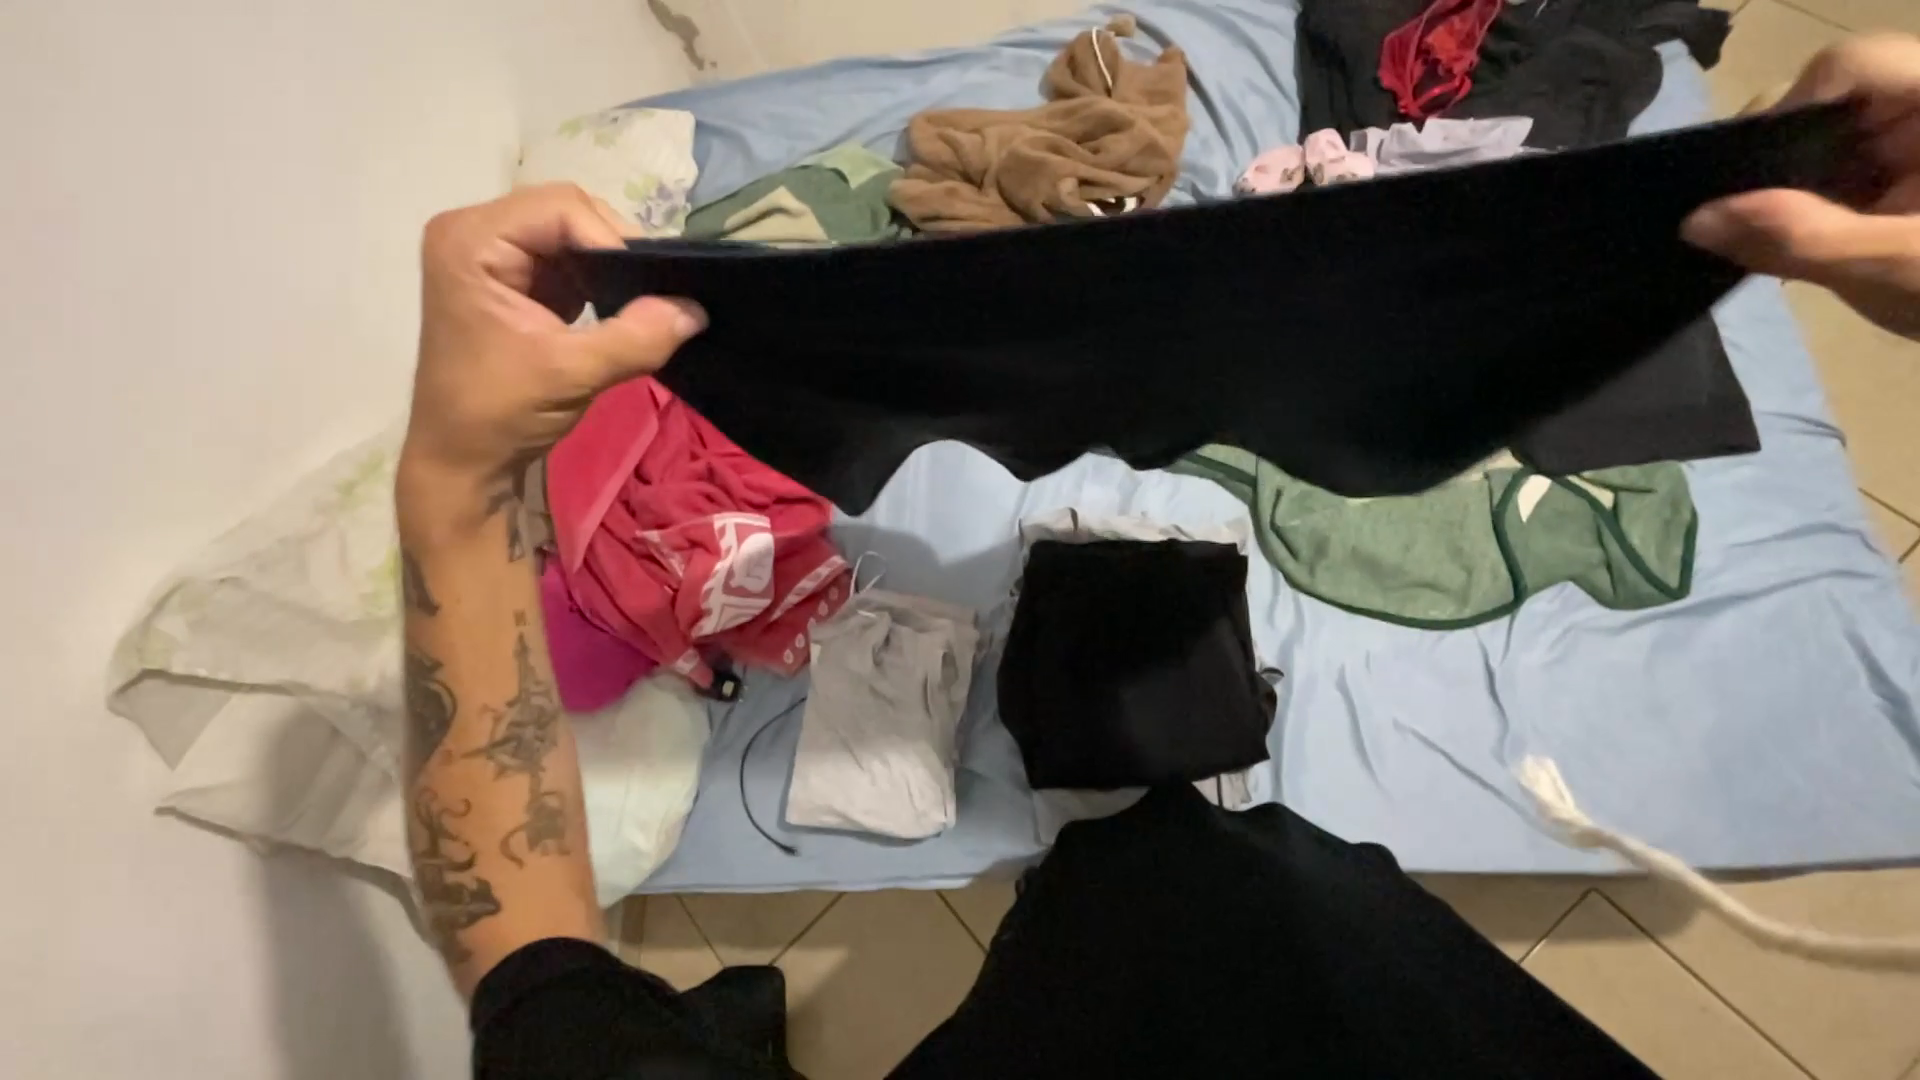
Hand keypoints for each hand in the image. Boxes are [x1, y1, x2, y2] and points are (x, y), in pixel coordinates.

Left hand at [402, 183, 704, 497]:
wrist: (465, 456)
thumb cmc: (499, 410)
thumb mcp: (572, 373)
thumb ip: (635, 337)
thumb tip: (696, 310)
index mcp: (472, 240)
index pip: (561, 208)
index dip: (612, 241)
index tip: (647, 292)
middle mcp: (478, 233)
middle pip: (569, 213)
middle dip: (616, 252)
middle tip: (650, 298)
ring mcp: (497, 256)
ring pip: (576, 235)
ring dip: (613, 268)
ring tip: (639, 305)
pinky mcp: (519, 281)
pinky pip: (573, 262)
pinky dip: (603, 282)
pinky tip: (619, 310)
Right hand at [1682, 33, 1919, 339]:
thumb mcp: (1893, 266)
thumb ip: (1798, 238)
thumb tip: (1696, 219)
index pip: (1849, 66)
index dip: (1785, 113)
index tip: (1744, 185)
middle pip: (1829, 100)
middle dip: (1774, 160)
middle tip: (1751, 225)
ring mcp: (1916, 144)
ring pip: (1823, 140)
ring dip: (1783, 190)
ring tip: (1778, 242)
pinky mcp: (1906, 174)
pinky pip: (1837, 169)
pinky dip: (1802, 206)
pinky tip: (1803, 243)